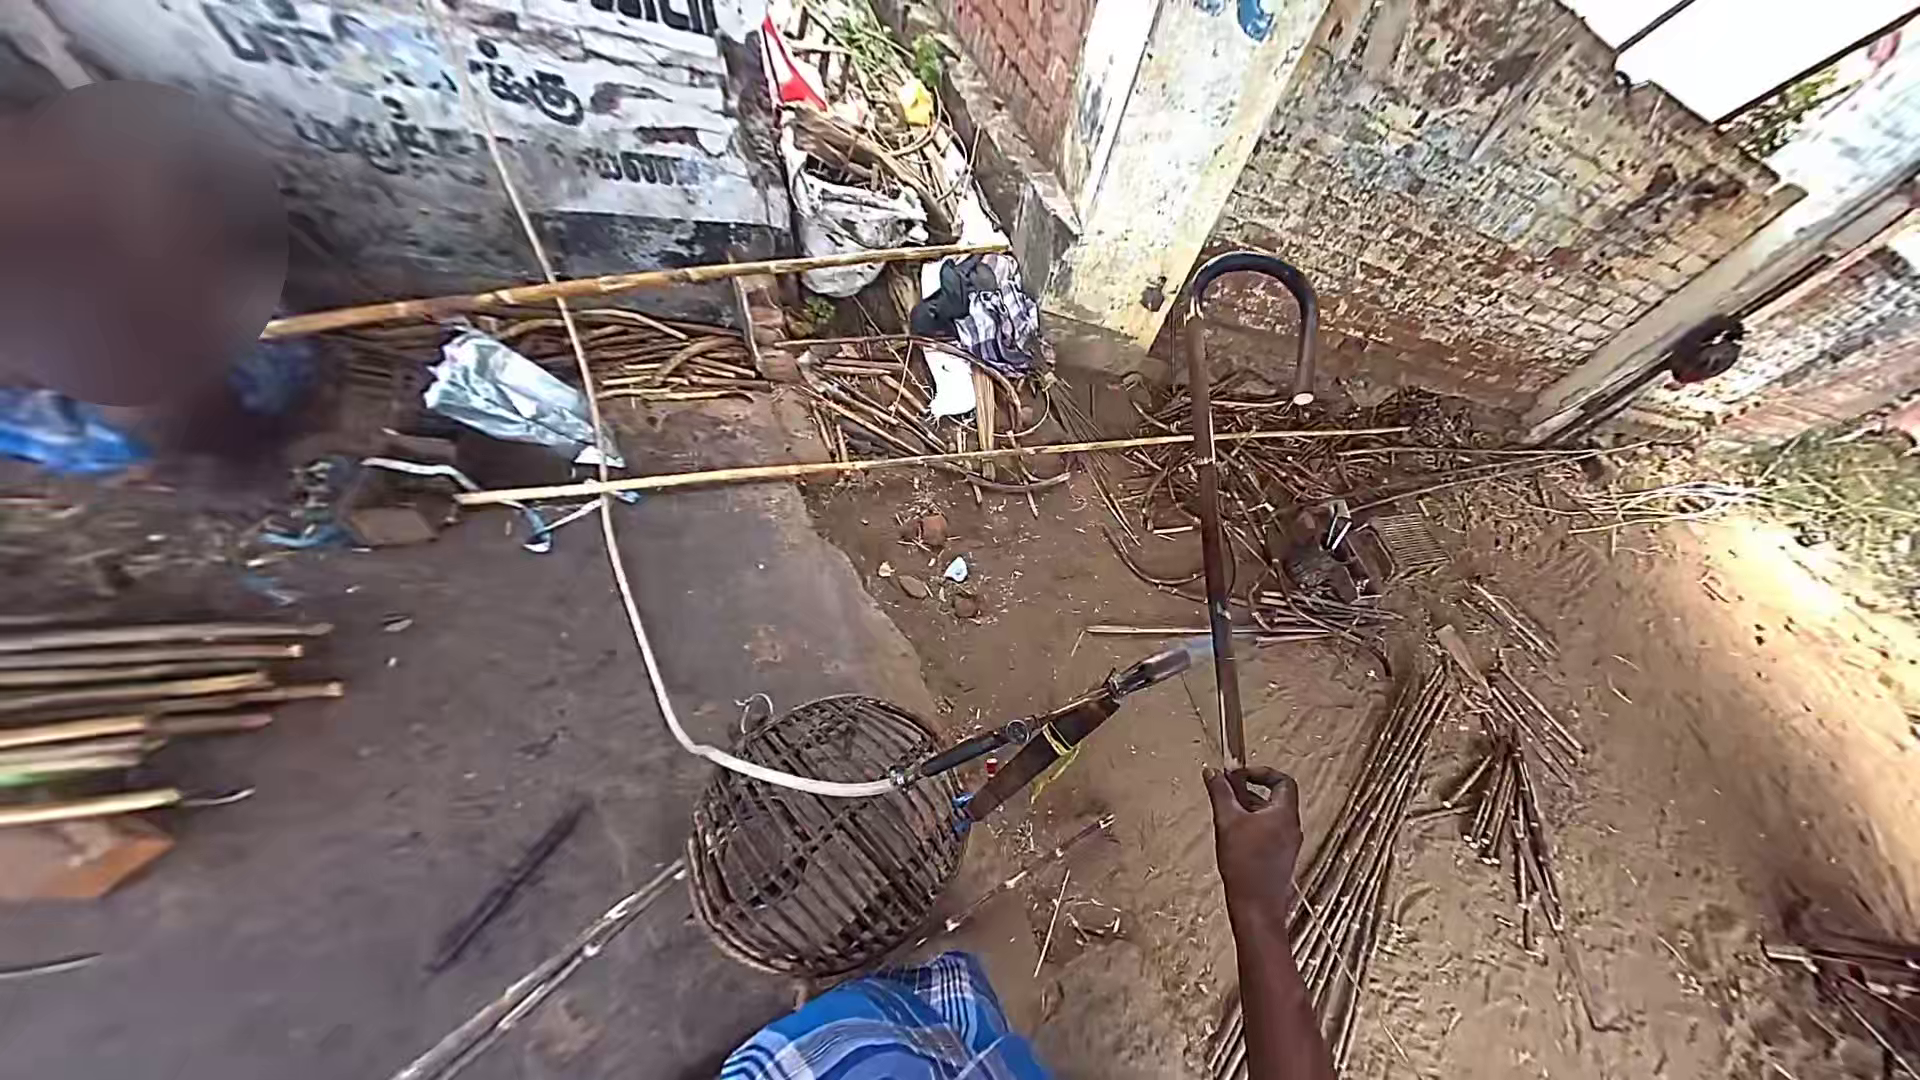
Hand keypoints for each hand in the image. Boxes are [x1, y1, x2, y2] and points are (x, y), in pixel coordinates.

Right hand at [1204, 765, 1303, 917]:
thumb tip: (1213, 772)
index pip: (1282, 781)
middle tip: (1225, 790)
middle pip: (1274, 796)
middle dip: (1247, 790)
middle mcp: (1290, 828)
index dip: (1260, 773)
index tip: (1238, 776)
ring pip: (1268, 814)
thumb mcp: (1227, 819)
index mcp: (1284, 815)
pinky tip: (1231, 831)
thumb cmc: (1245, 863)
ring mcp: (1286, 843)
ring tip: (1224, 811)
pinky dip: (1250, 823)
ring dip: (1246, 806)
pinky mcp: (1279, 856)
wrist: (1255, 905)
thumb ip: (1220, 792)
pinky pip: (1267, 829)